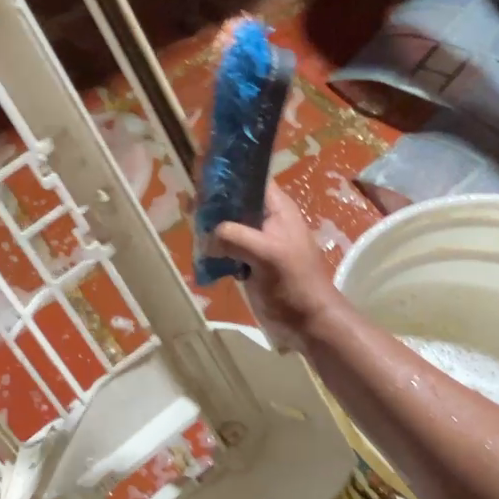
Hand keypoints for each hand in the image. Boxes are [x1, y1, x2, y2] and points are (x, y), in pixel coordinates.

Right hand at [207, 184, 346, 341]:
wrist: (308, 323)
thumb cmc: (294, 283)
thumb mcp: (266, 253)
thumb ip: (234, 236)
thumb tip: (207, 238)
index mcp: (276, 208)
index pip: (250, 179)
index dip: (228, 175)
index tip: (200, 179)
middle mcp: (266, 219)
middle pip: (233, 201)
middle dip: (212, 205)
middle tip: (189, 209)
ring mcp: (256, 241)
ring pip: (226, 224)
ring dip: (209, 228)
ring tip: (193, 232)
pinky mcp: (248, 261)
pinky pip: (225, 246)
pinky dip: (212, 249)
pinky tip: (201, 253)